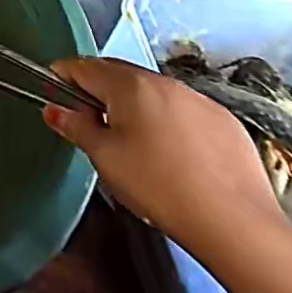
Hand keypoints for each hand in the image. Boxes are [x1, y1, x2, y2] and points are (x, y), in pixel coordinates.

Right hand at [41, 58, 287, 256]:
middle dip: (98, 89)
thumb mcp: (105, 158)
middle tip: (91, 121)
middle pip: (116, 72)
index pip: (82, 66)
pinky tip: (174, 153)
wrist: (238, 226)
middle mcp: (162, 80)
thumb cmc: (159, 186)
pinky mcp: (224, 120)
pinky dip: (168, 119)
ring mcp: (197, 98)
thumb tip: (53, 109)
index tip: (55, 94)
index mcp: (127, 84)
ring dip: (134, 104)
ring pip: (151, 90)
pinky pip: (183, 108)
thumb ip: (75, 127)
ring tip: (134, 141)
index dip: (63, 77)